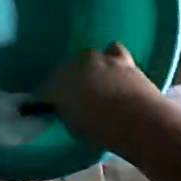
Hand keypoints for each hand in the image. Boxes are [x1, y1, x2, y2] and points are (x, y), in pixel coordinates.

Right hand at [43, 43, 175, 154]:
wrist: (137, 119)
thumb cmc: (101, 129)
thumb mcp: (74, 126)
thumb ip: (67, 112)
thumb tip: (67, 108)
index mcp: (55, 85)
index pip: (44, 90)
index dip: (48, 99)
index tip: (52, 107)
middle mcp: (72, 67)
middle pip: (64, 70)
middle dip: (67, 81)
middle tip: (75, 96)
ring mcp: (96, 59)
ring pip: (87, 58)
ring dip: (88, 68)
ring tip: (96, 81)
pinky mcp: (120, 58)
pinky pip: (112, 51)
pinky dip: (111, 57)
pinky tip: (114, 68)